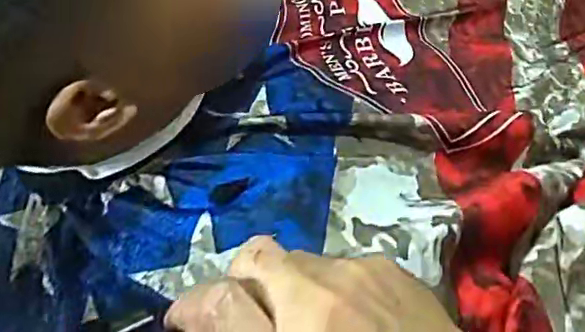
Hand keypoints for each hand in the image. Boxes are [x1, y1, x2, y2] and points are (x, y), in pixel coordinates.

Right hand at [166, 236, 458, 331]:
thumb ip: (246, 330)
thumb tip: (206, 310)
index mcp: (296, 322)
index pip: (226, 290)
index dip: (197, 303)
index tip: (184, 320)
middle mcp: (328, 287)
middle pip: (264, 259)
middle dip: (245, 286)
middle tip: (245, 323)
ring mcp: (368, 270)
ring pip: (307, 262)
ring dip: (292, 288)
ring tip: (302, 327)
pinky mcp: (399, 270)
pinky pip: (348, 267)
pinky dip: (333, 290)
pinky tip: (348, 325)